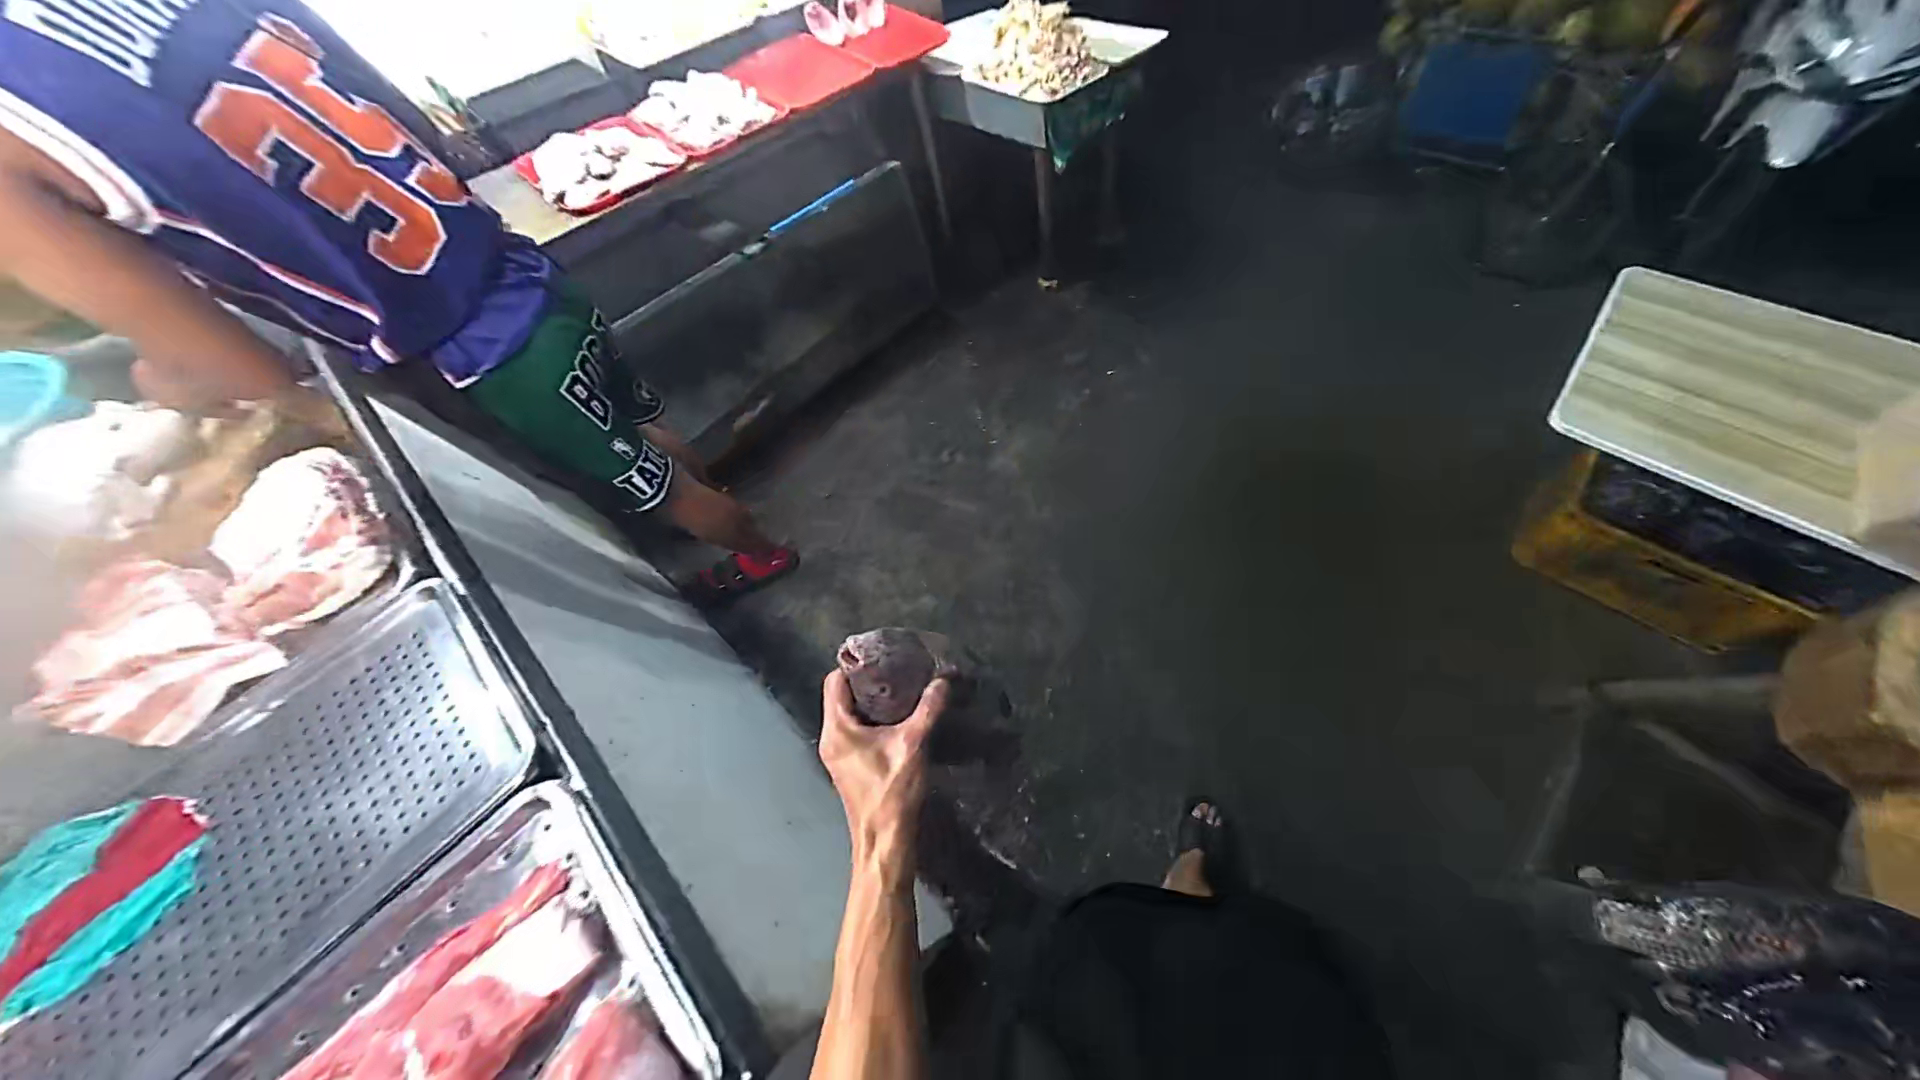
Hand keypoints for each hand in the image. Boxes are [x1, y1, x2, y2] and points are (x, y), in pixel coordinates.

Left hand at [820, 669, 947, 862]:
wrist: (885, 842)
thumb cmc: (892, 792)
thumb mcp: (913, 745)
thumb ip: (928, 710)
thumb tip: (943, 681)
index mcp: (837, 729)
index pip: (835, 681)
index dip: (856, 665)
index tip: (882, 655)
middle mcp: (831, 738)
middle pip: (842, 695)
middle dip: (869, 680)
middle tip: (898, 667)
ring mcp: (838, 754)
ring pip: (850, 713)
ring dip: (873, 700)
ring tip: (902, 686)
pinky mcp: (850, 764)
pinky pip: (857, 729)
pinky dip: (874, 717)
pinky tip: (900, 716)